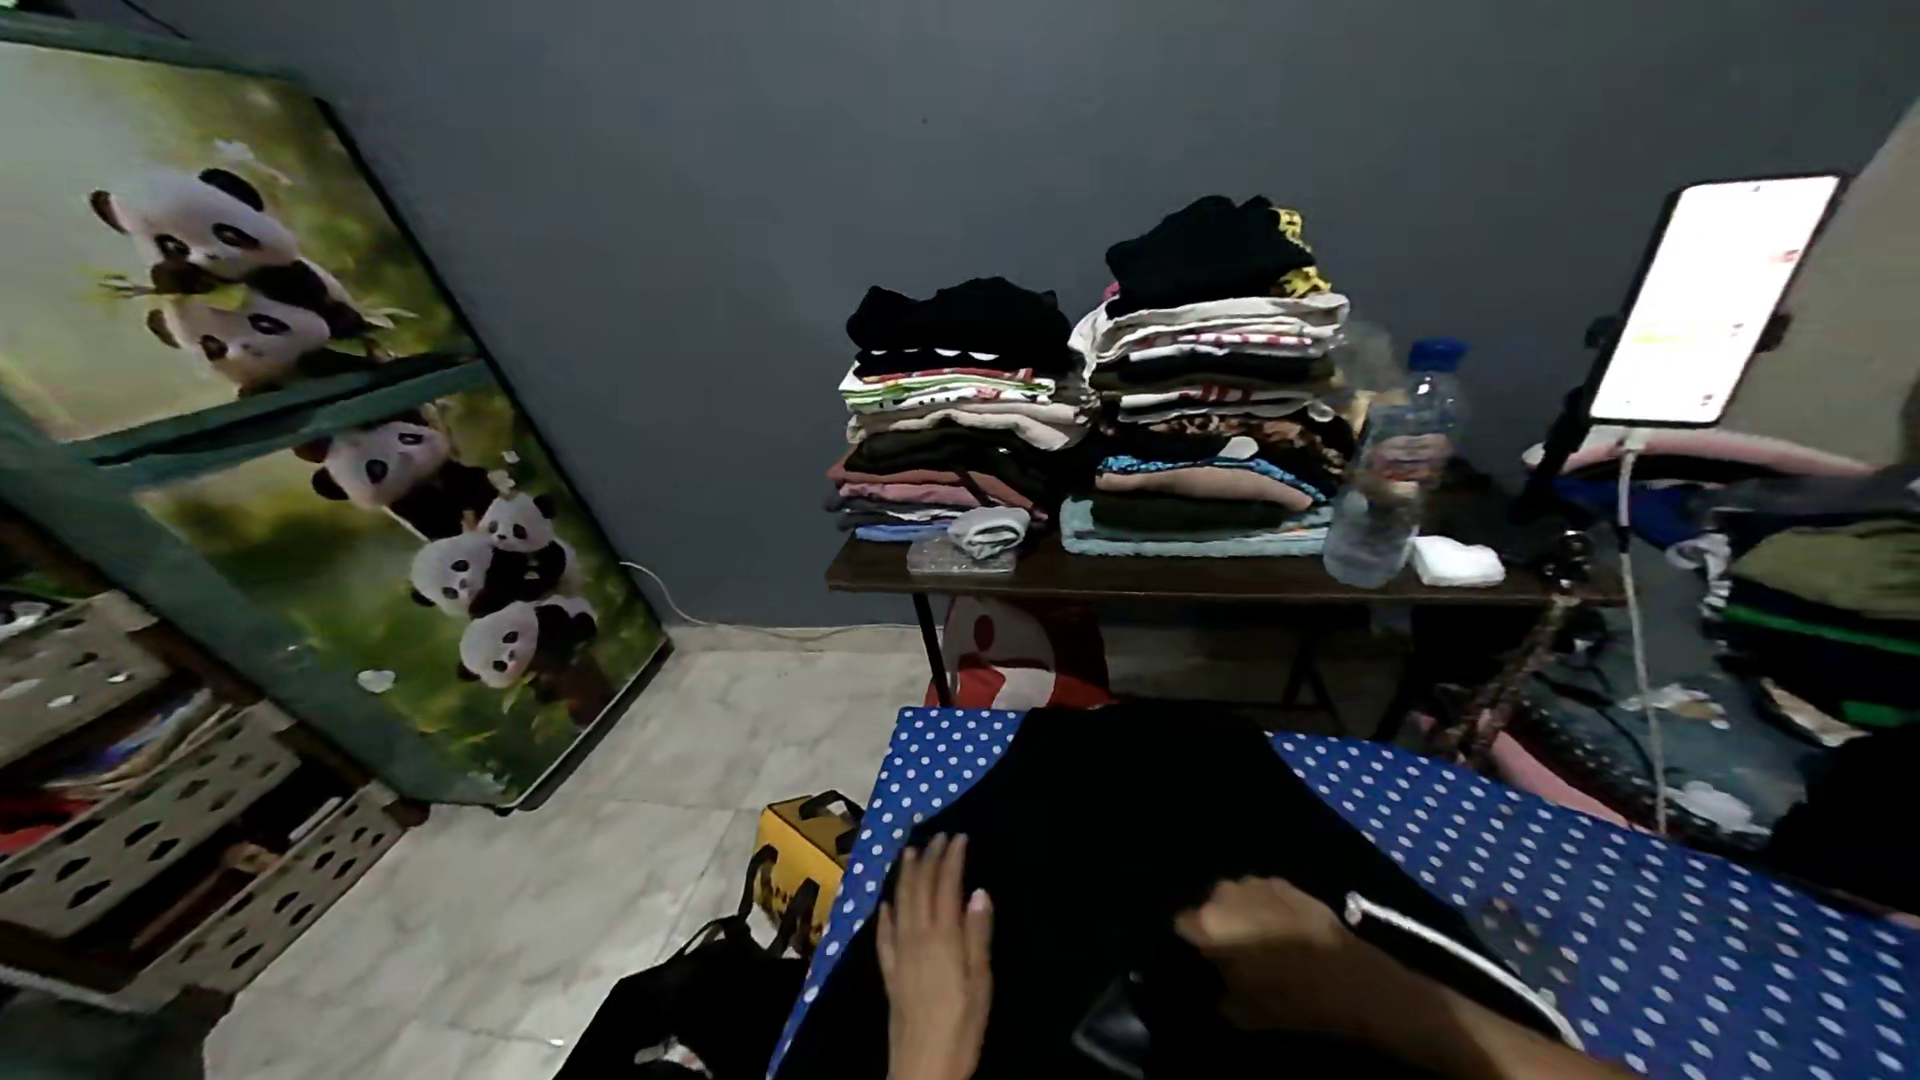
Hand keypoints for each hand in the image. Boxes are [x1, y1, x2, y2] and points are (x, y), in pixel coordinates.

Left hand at [877, 834, 992, 1079]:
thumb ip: (978, 934)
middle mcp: (917, 937)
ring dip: (905, 875)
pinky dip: (885, 913)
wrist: (923, 1070)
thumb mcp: (980, 981)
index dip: (951, 858)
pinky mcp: (889, 973)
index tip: (958, 836)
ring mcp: (899, 953)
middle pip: (920, 888)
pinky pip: (884, 934)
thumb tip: (979, 891)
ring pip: (900, 903)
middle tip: (937, 835)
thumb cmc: (961, 1025)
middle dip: (928, 858)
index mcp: (942, 936)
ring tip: (909, 851)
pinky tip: (886, 903)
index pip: (946, 886)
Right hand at [1174, 877, 1381, 1034]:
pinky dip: (1265, 908)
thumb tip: (1210, 988)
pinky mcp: (1281, 882)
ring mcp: (1253, 883)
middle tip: (1236, 953)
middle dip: (1217, 926)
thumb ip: (1214, 996)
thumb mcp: (1242, 1015)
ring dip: (1241, 914)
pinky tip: (1284, 929)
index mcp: (1207, 924)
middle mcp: (1222, 894)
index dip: (1189, 944)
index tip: (1203, 961)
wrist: (1351, 981)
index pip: (1180, 925)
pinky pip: (1261, 894)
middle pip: (1208, 908)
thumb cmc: (1291, 1001)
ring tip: (1262, 939)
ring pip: (1235, 898)